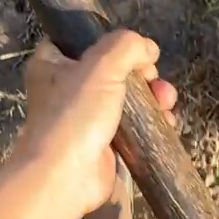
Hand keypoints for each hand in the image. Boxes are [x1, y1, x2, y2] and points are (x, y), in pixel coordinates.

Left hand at [12, 30, 177, 218]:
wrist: (65, 178)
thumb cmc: (75, 115)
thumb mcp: (101, 67)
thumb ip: (127, 46)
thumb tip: (148, 49)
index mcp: (52, 64)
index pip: (80, 40)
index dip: (110, 42)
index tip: (133, 50)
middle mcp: (65, 88)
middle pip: (113, 69)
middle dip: (142, 73)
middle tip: (154, 80)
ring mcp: (85, 117)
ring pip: (127, 97)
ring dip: (153, 97)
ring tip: (167, 102)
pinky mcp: (103, 143)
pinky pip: (133, 125)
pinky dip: (151, 121)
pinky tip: (166, 122)